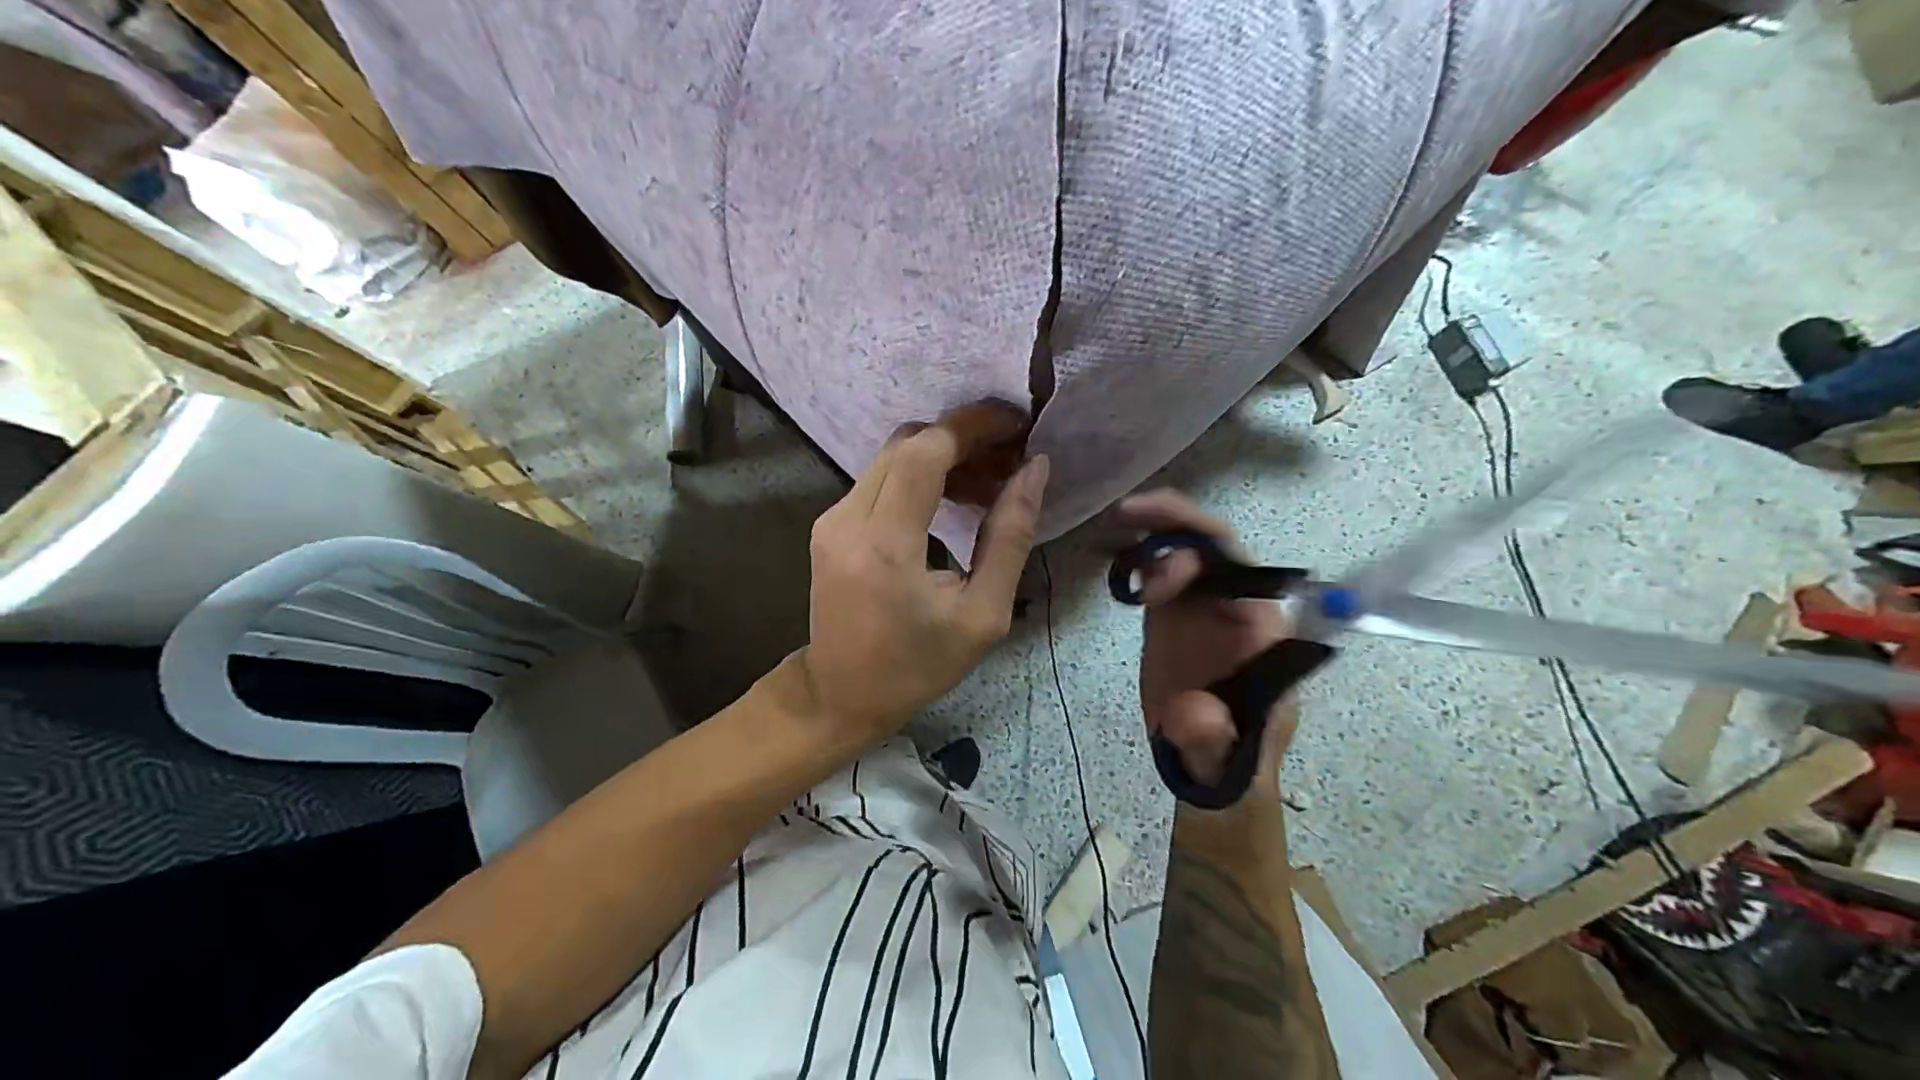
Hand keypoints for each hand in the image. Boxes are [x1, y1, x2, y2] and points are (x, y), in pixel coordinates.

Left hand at [797, 402, 1048, 741]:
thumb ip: (1010, 537)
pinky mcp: (829, 523)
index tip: (1016, 426)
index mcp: (885, 546)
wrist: (841, 693)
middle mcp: (847, 520)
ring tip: (989, 483)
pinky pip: (879, 477)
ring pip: (892, 455)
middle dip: (964, 438)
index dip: (973, 427)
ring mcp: (831, 519)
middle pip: (908, 443)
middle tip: (1009, 460)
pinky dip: (920, 474)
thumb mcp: (982, 615)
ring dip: (944, 455)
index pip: (925, 452)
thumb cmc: (917, 666)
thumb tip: (1034, 470)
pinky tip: (953, 499)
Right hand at [1108, 490, 1297, 796]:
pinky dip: (1138, 554)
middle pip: (1212, 544)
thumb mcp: (1225, 757)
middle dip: (1173, 521)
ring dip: (1153, 528)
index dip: (1197, 558)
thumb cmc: (1229, 761)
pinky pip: (1161, 570)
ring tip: (1113, 523)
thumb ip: (1212, 738)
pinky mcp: (1176, 613)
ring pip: (1185, 548)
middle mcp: (1237, 605)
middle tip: (1123, 514)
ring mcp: (1204, 606)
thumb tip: (1194, 712)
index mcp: (1260, 628)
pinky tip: (1110, 549)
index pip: (1239, 569)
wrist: (1210, 765)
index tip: (1151, 581)